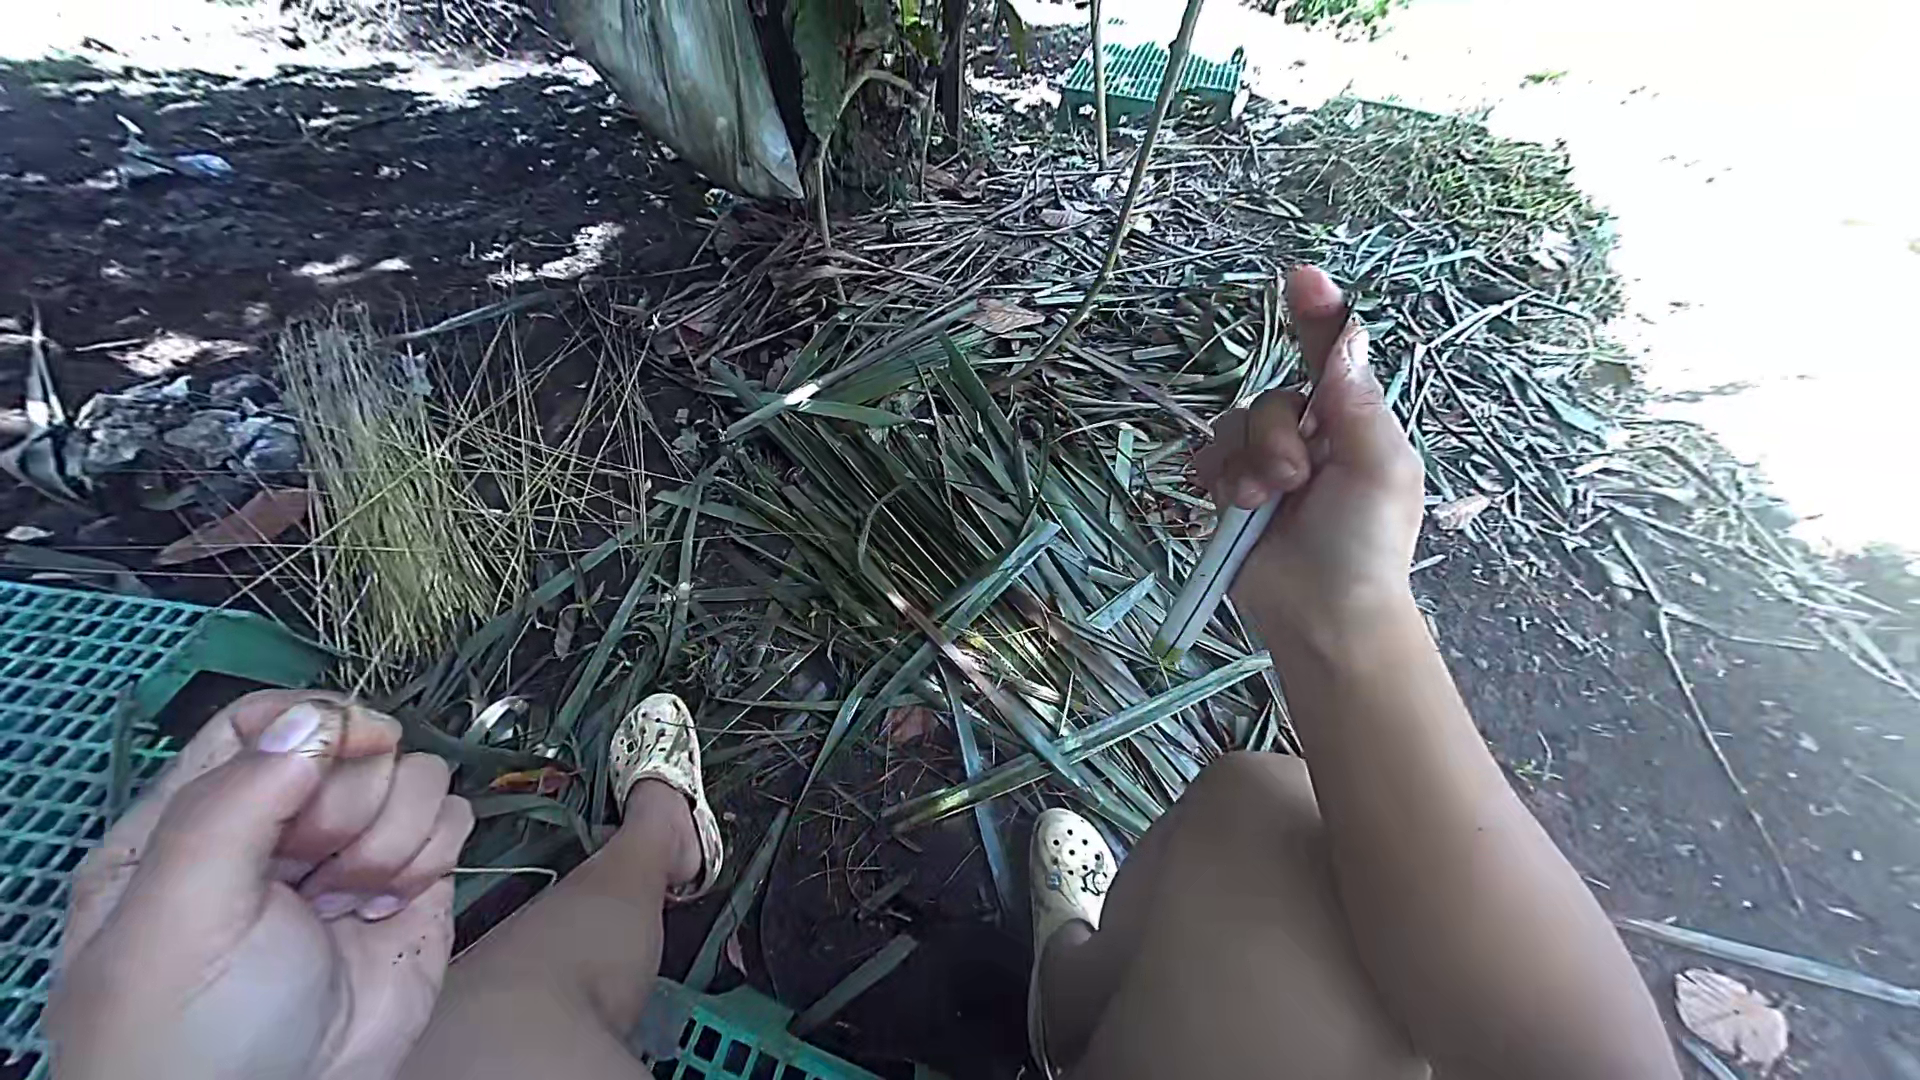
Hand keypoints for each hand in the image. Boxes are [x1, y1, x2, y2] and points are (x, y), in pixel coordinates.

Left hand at [48, 691, 474, 1079]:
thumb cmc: (198, 1025)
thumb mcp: (175, 925)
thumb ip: (231, 809)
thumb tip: (316, 718)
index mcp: (201, 821)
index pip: (264, 720)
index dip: (318, 718)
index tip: (354, 744)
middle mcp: (288, 820)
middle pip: (359, 744)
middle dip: (354, 803)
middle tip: (317, 868)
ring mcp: (362, 840)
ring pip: (419, 775)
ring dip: (397, 836)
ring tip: (356, 895)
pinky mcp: (424, 863)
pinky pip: (456, 815)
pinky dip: (433, 855)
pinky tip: (395, 899)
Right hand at [1191, 266, 1423, 640]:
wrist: (1320, 611)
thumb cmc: (1365, 542)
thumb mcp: (1380, 468)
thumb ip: (1357, 404)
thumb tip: (1348, 336)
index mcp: (1351, 425)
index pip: (1331, 358)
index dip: (1316, 316)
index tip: (1299, 274)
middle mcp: (1307, 438)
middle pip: (1270, 400)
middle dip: (1274, 437)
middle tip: (1292, 481)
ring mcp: (1265, 466)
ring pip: (1233, 429)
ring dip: (1246, 464)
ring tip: (1260, 503)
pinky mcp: (1230, 492)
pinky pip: (1210, 460)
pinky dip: (1217, 478)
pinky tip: (1232, 504)